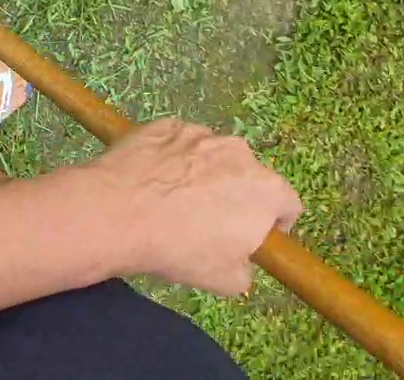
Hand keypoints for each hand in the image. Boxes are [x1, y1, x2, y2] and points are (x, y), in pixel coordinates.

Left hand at [81, 118, 302, 294]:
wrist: (117, 211)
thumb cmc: (179, 248)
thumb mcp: (229, 279)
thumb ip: (246, 264)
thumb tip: (237, 254)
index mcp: (265, 188)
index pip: (287, 203)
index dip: (274, 222)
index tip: (253, 235)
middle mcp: (236, 151)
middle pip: (247, 174)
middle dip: (235, 193)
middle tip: (208, 217)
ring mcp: (196, 132)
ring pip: (210, 154)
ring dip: (202, 171)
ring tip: (172, 196)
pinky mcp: (161, 123)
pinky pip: (176, 141)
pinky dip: (170, 155)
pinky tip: (151, 176)